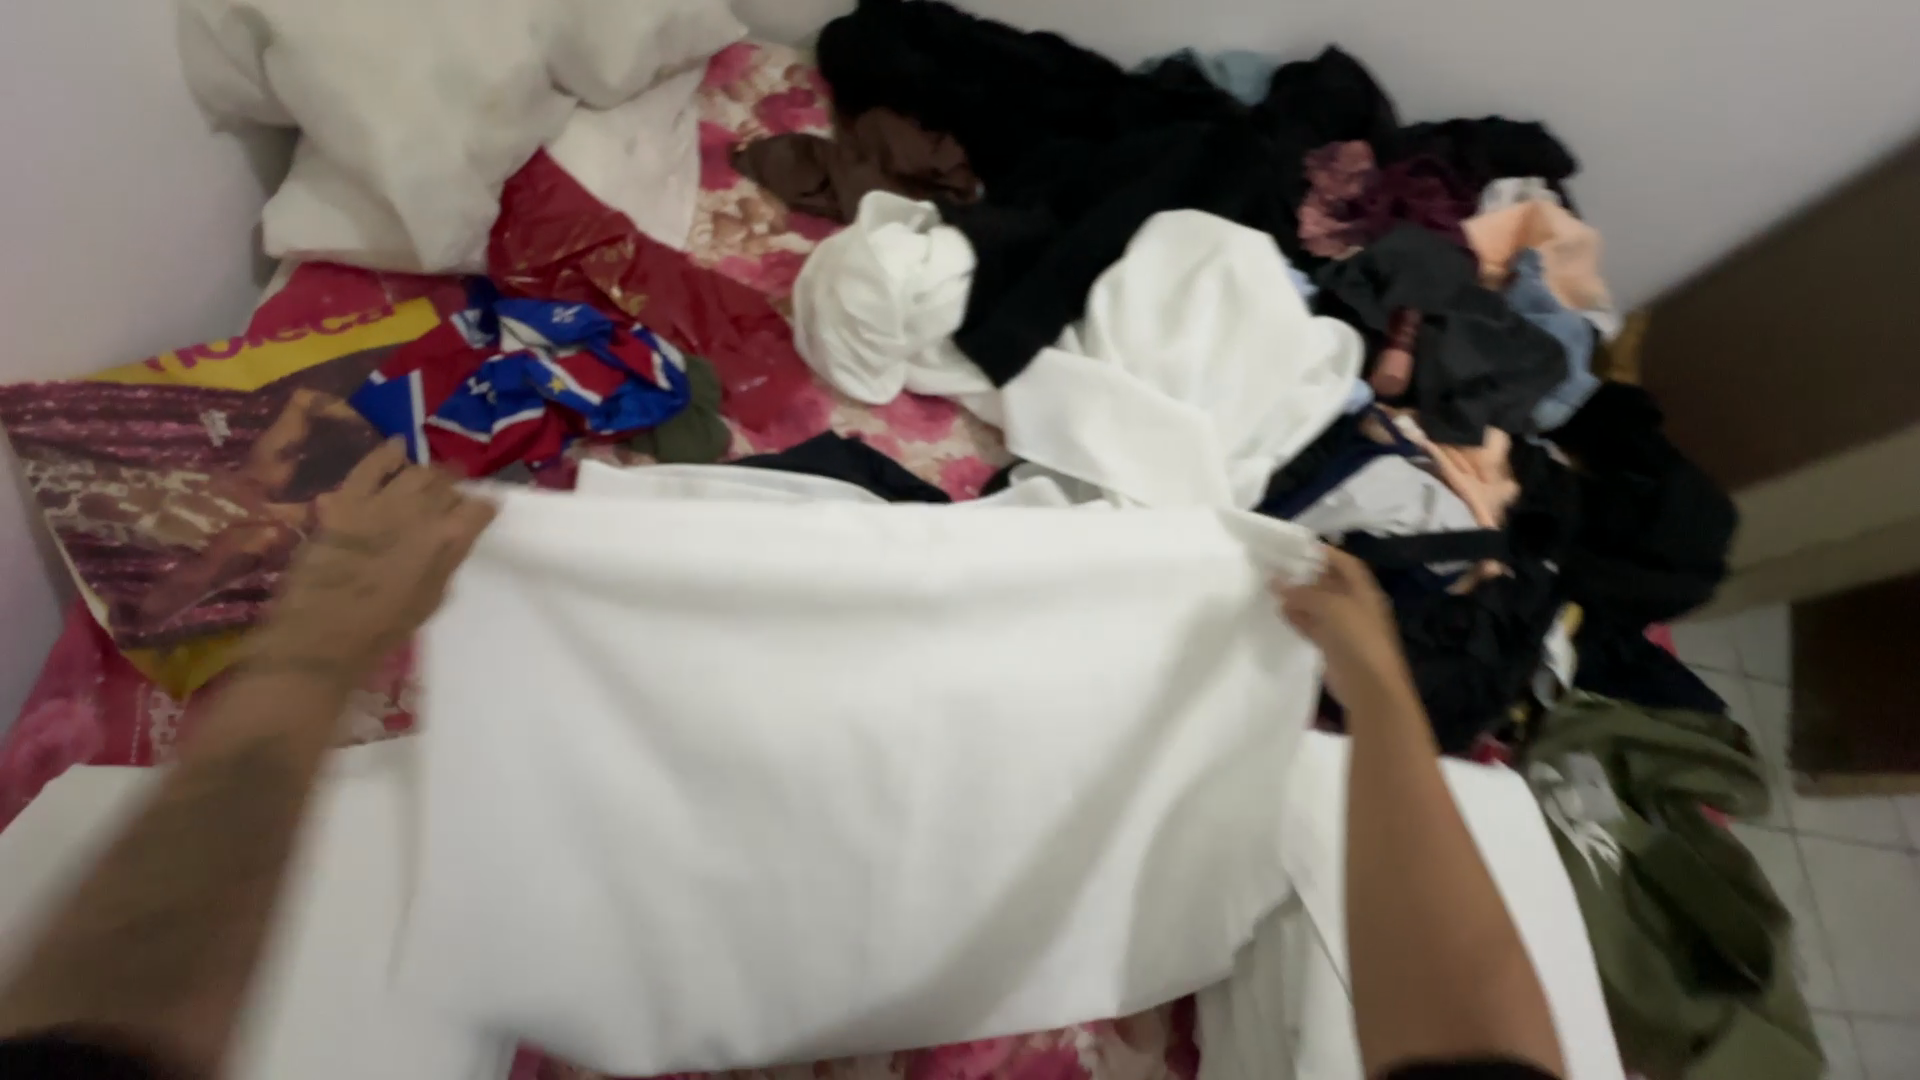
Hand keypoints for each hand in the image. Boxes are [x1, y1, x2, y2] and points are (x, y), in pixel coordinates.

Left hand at [245, 439, 496, 689]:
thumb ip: (450, 557)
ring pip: (416, 472)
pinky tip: (398, 447)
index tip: (486, 511)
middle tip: (454, 498)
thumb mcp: (435, 594)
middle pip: (448, 486)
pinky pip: (370, 467)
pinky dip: (386, 453)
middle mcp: (420, 513)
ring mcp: (380, 504)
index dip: (485, 508)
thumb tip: (457, 535)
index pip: (479, 507)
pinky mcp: (345, 502)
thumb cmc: (387, 624)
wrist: (322, 635)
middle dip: (456, 489)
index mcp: (449, 539)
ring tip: (430, 481)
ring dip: (429, 474)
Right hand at [1274, 548, 1417, 710]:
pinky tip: (1279, 612)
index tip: (1298, 547)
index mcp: (1363, 591)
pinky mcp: (1331, 645)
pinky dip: (1296, 617)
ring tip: (1272, 588)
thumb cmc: (1357, 638)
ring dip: (1297, 596)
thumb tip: (1275, 581)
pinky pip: (1310, 624)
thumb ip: (1302, 592)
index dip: (1326, 553)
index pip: (1345, 564)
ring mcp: (1343, 626)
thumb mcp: (1331, 607)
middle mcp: (1354, 605)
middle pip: (1328, 583)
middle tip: (1277, 566)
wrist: (1369, 686)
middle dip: (1305, 574)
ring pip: (1317, 604)